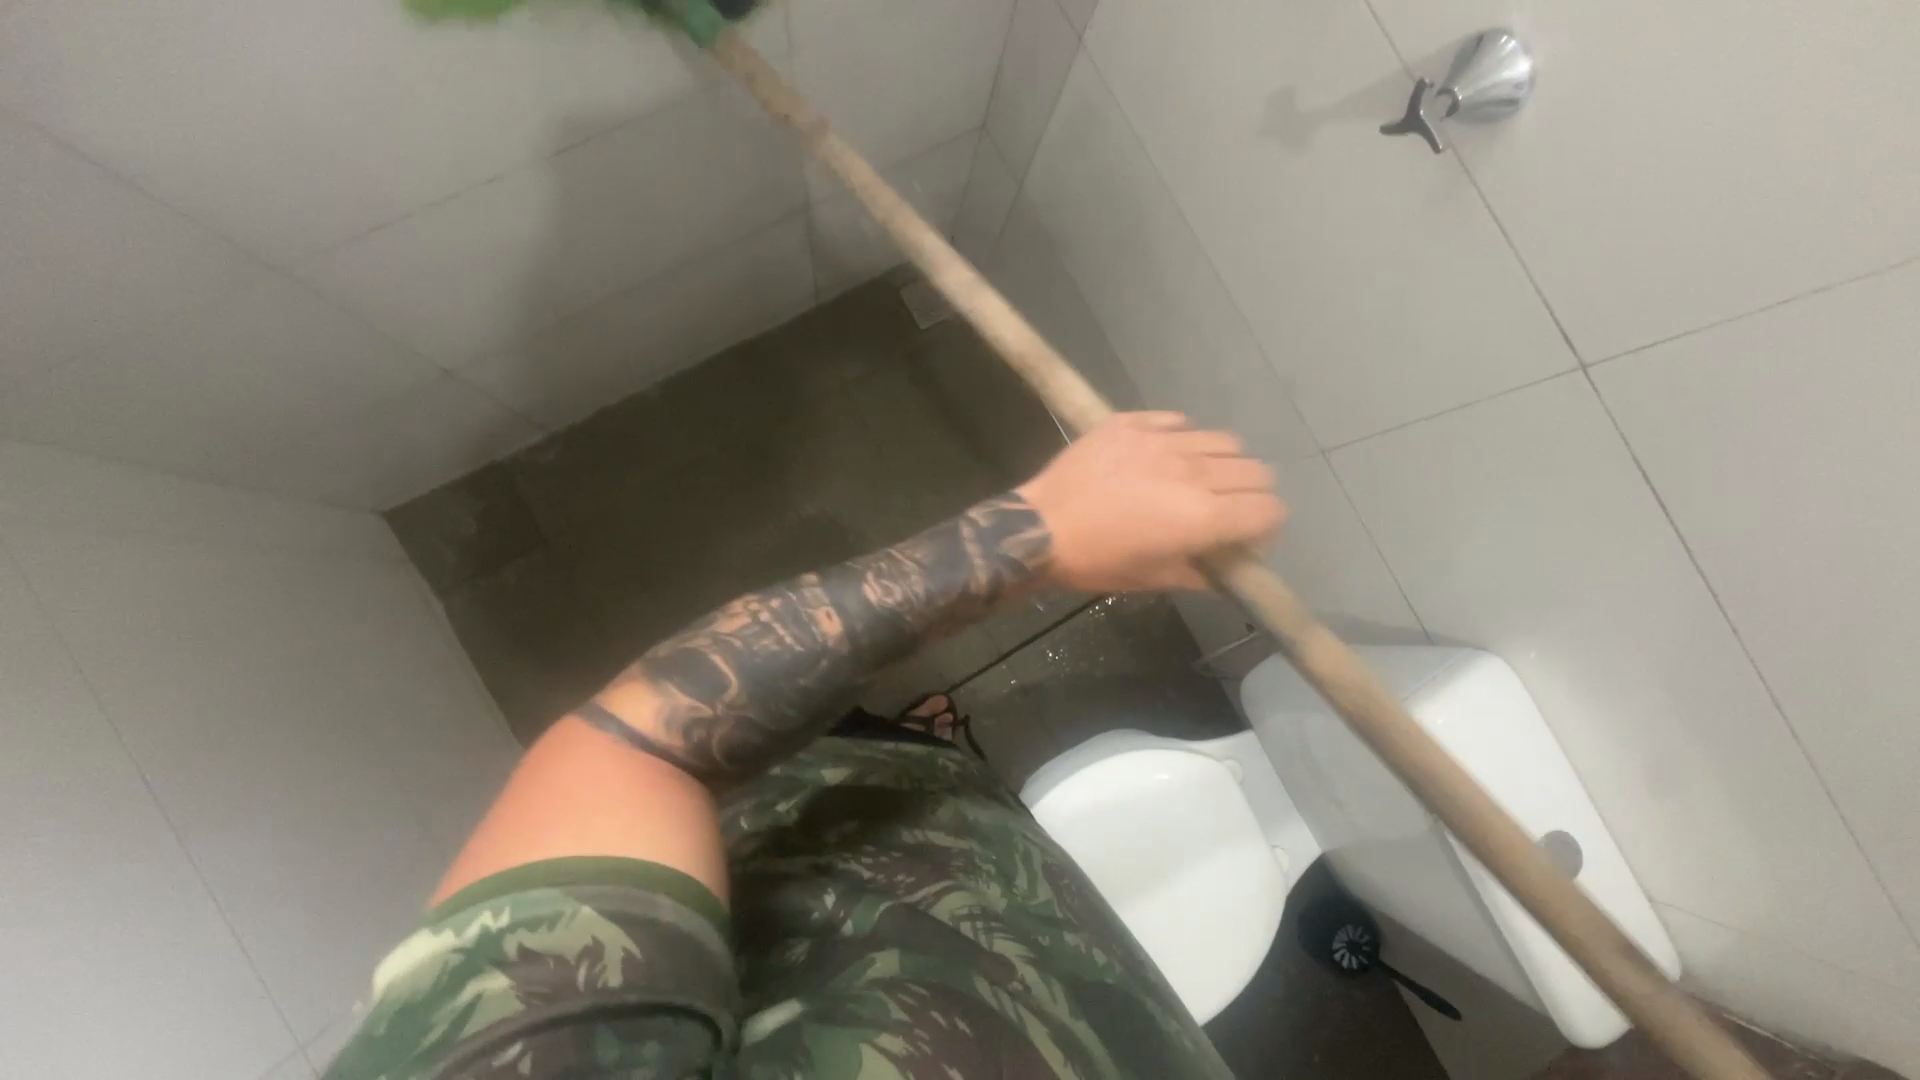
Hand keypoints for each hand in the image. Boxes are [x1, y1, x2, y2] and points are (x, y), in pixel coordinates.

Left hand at [1016, 412, 1285, 591]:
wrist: (1039, 529)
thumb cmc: (1097, 562)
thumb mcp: (1154, 579)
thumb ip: (1201, 572)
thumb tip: (1225, 569)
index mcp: (1202, 516)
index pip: (1269, 510)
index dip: (1267, 526)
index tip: (1249, 536)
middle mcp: (1192, 471)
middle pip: (1256, 471)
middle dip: (1251, 494)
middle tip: (1227, 508)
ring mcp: (1162, 440)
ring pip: (1223, 440)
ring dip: (1222, 462)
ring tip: (1197, 477)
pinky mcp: (1132, 422)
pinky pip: (1177, 420)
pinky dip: (1182, 437)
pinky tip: (1164, 454)